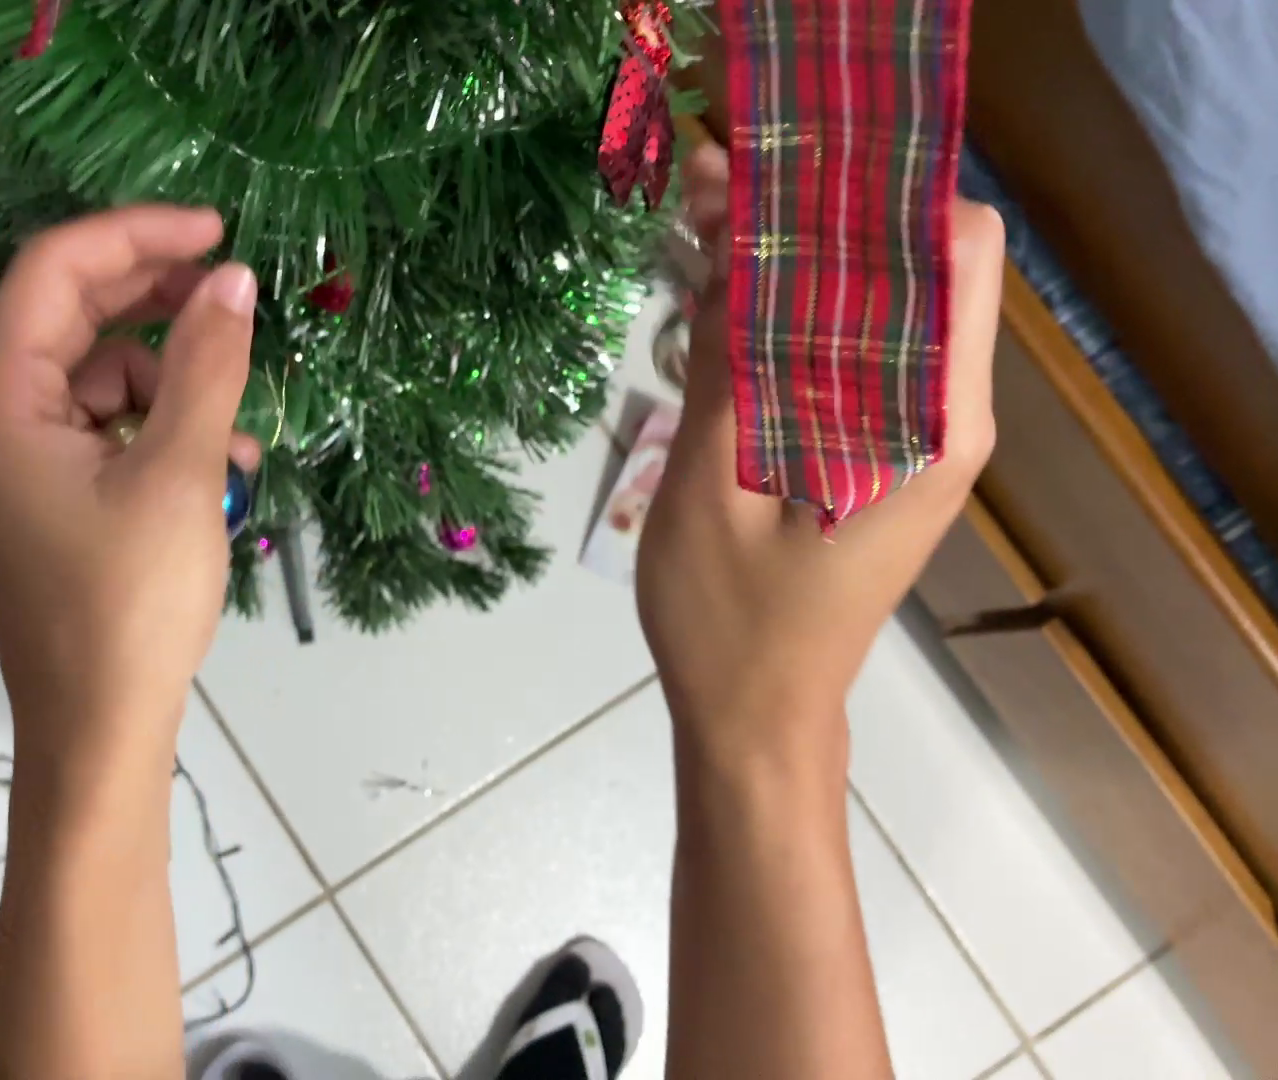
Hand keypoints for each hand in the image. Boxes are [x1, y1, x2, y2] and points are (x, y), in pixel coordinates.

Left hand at [0, 205, 259, 769]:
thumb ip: (206, 365)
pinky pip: (106, 431)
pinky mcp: (47, 493)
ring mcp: (17, 458)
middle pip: (75, 317)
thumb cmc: (131, 604)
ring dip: (175, 388)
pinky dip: (161, 435)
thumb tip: (233, 280)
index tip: (217, 231)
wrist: (100, 726)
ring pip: (101, 378)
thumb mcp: (179, 474)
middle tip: (232, 298)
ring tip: (236, 442)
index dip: (139, 235)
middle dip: (158, 303)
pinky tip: (215, 471)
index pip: (57, 271)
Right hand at [637, 144, 1004, 762]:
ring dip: (789, 267)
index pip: (946, 256)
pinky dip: (782, 323)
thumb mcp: (706, 492)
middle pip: (905, 271)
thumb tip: (733, 257)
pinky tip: (713, 318)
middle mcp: (939, 416)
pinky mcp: (865, 456)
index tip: (771, 171)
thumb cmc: (727, 622)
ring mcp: (904, 438)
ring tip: (697, 241)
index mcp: (924, 424)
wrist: (753, 714)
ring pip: (868, 312)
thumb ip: (727, 373)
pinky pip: (839, 362)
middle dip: (812, 218)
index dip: (868, 194)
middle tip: (706, 194)